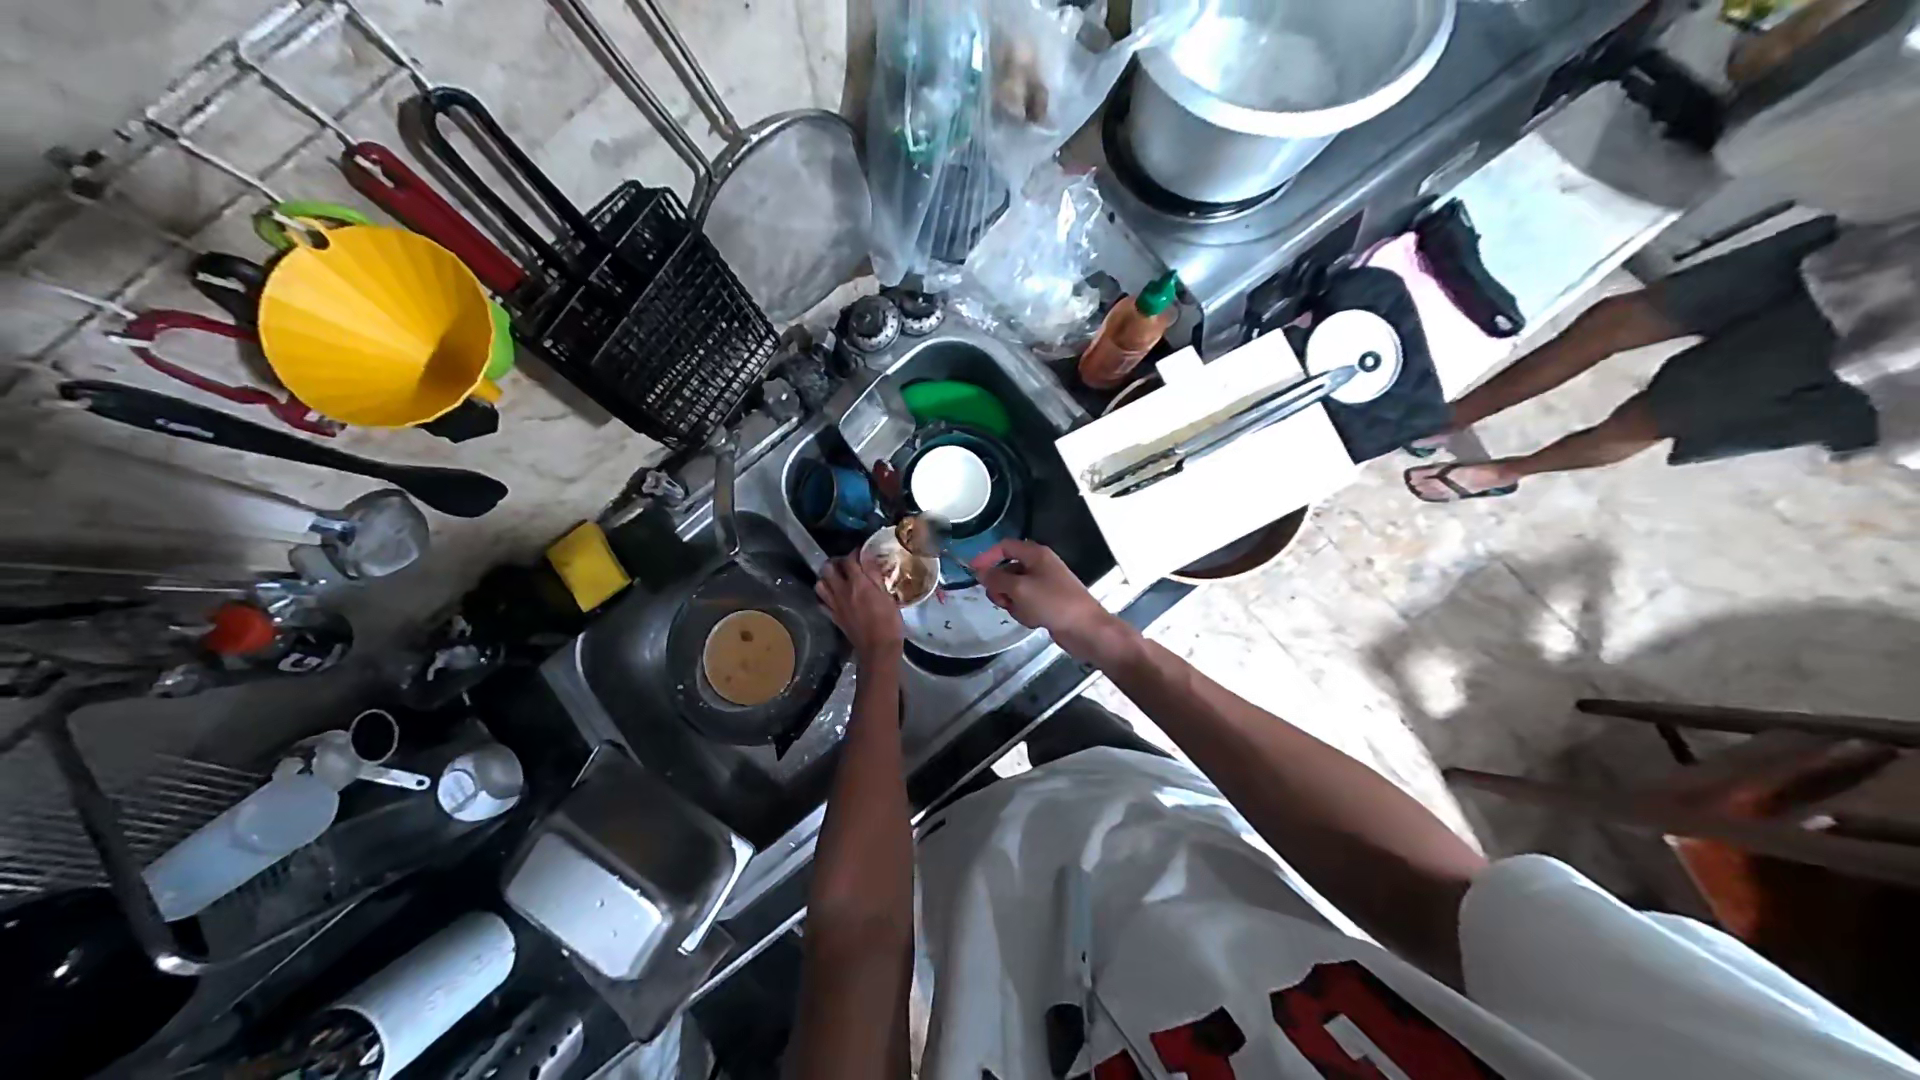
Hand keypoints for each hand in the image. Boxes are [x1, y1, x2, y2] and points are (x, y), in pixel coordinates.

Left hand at [815, 555, 904, 661]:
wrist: (878, 649)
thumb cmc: (888, 622)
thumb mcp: (887, 596)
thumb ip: (875, 576)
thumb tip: (868, 558)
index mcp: (858, 584)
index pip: (850, 560)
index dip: (854, 552)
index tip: (860, 551)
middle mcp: (842, 591)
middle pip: (828, 568)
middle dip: (835, 562)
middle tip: (845, 563)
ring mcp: (835, 605)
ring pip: (820, 584)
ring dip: (826, 578)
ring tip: (836, 578)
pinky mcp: (833, 617)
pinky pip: (821, 602)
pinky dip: (824, 596)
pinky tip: (832, 596)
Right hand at [968, 540, 1138, 665]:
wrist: (1084, 628)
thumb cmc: (1052, 602)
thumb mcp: (1019, 588)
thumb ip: (996, 579)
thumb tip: (980, 572)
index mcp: (1036, 554)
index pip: (1005, 547)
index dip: (987, 556)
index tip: (973, 572)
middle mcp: (1040, 565)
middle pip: (1007, 570)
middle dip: (1001, 587)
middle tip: (1002, 600)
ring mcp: (1045, 584)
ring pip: (1014, 590)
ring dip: (1013, 603)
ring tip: (1025, 612)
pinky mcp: (1047, 602)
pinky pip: (1025, 603)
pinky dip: (1025, 611)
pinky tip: (1034, 620)